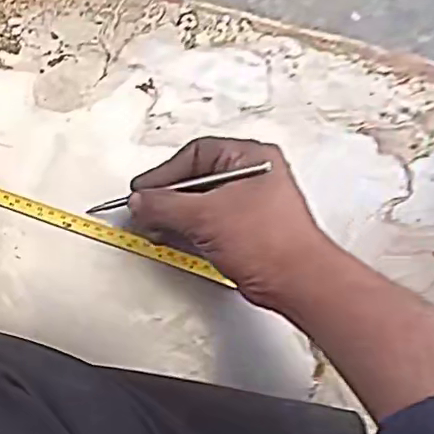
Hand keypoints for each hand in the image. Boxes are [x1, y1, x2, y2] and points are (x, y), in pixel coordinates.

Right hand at [125, 137, 349, 311]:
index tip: (142, 191)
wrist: (293, 279)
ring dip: (171, 217)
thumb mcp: (203, 215)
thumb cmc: (270, 241)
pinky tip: (172, 239)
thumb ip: (163, 205)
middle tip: (145, 211)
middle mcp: (251, 177)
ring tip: (155, 227)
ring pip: (196, 204)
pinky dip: (183, 230)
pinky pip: (202, 223)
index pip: (195, 154)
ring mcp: (245, 205)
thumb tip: (140, 201)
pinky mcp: (240, 230)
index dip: (164, 173)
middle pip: (193, 179)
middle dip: (164, 197)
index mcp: (251, 158)